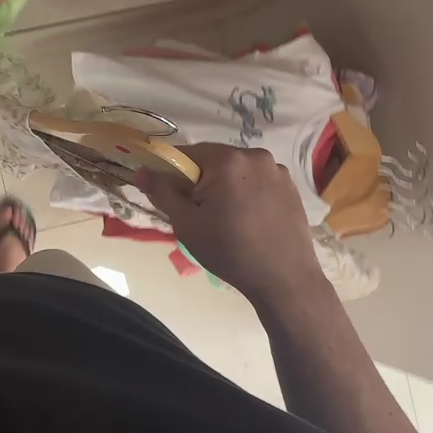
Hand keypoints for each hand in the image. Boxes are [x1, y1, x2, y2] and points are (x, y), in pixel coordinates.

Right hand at [135, 144, 325, 303]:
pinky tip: (247, 220)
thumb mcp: (186, 223)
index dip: (172, 173)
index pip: (187, 153)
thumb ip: (162, 192)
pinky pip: (256, 181)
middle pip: (213, 160)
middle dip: (200, 180)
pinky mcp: (290, 186)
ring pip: (236, 171)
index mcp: (227, 161)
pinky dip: (246, 193)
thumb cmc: (228, 250)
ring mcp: (277, 170)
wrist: (283, 279)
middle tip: (197, 212)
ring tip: (225, 219)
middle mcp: (255, 156)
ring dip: (224, 186)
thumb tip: (142, 172)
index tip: (170, 197)